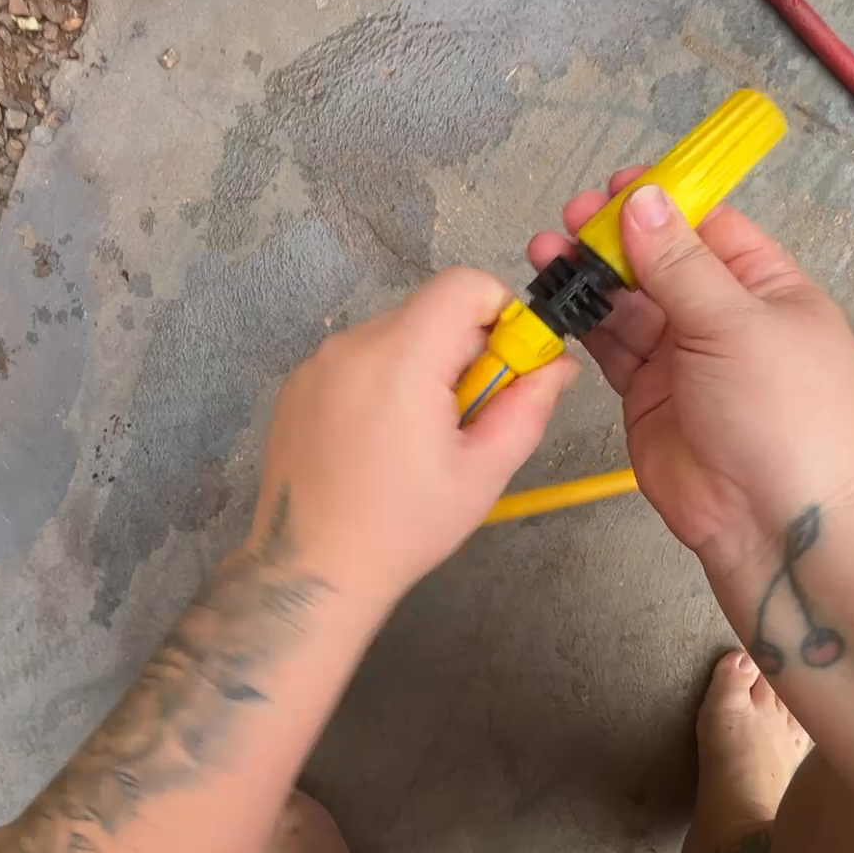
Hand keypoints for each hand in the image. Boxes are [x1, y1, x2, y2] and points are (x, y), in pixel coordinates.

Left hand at [251, 268, 577, 601]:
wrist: (311, 568)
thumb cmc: (404, 526)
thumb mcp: (482, 473)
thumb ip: (528, 407)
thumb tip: (557, 363)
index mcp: (401, 360)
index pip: (463, 284)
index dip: (498, 313)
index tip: (502, 365)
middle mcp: (351, 345)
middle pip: (428, 311)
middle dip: (460, 350)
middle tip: (462, 415)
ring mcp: (315, 363)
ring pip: (392, 334)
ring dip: (419, 366)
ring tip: (414, 434)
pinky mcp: (296, 383)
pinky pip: (356, 357)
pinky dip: (379, 379)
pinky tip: (375, 437)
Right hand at [526, 169, 853, 578]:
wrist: (773, 521)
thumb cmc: (782, 412)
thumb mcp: (736, 325)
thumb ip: (680, 265)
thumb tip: (643, 200)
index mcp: (763, 286)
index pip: (706, 226)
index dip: (660, 202)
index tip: (613, 187)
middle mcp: (719, 317)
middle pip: (657, 262)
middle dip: (613, 239)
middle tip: (568, 221)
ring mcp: (678, 357)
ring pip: (626, 305)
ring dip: (589, 279)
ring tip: (545, 252)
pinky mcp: (643, 394)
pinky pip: (610, 348)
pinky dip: (583, 325)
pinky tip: (557, 301)